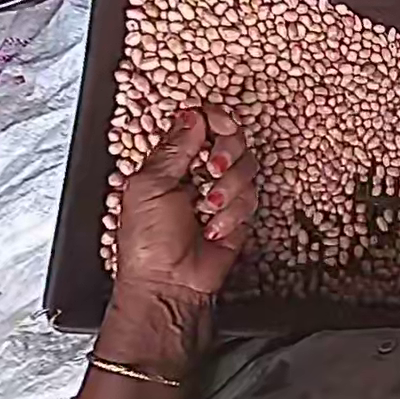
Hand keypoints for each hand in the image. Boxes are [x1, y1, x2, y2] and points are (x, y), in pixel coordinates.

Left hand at [99, 104, 257, 373]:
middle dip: (226, 154)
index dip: (214, 119)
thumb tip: (191, 115)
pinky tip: (214, 228)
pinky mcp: (240, 213)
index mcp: (173, 160)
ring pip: (247, 168)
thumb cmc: (148, 242)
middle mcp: (200, 172)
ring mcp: (222, 191)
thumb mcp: (149, 186)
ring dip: (228, 189)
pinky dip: (232, 214)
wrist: (171, 282)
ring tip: (206, 210)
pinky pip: (251, 198)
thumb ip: (174, 148)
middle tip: (211, 170)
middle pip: (232, 140)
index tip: (218, 124)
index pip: (201, 123)